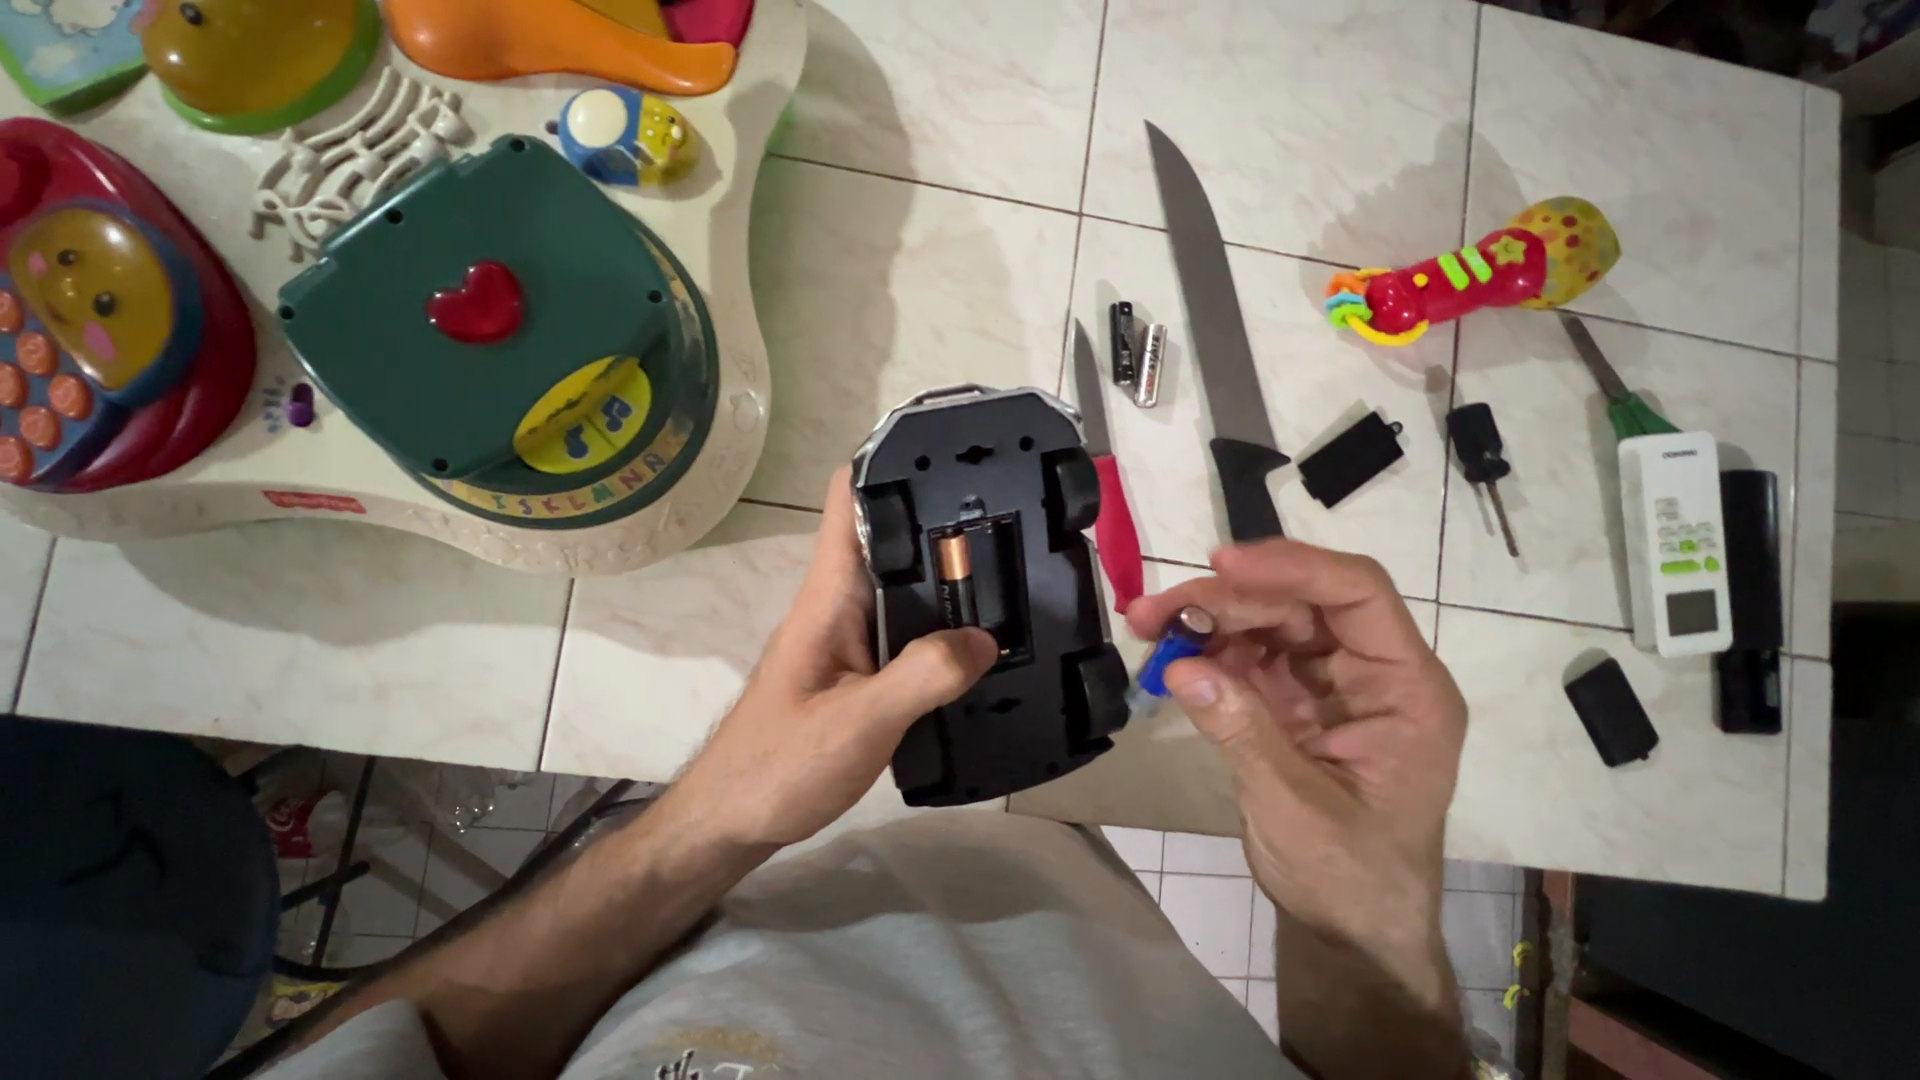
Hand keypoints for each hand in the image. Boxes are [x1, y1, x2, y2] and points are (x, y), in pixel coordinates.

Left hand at [669, 468, 998, 849]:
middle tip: (1014, 510)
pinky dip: (943, 626)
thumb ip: (921, 678)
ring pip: (903, 587)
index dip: (890, 462)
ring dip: (949, 576)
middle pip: (891, 538)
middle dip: (943, 519)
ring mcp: (849, 638)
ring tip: (1016, 567)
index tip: (948, 448)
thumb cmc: (779, 766)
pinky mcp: (860, 671)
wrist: (733, 819)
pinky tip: (982, 640)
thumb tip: (985, 639)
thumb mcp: (857, 723)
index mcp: (828, 596)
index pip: (849, 501)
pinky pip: (907, 631)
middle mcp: (839, 605)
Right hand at [1125, 540, 1466, 983]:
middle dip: (1224, 598)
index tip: (1222, 564)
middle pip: (1296, 604)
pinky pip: (1243, 657)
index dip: (1293, 567)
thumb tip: (1180, 665)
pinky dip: (1203, 650)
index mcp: (1404, 688)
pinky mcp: (1287, 701)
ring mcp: (1323, 684)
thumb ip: (1242, 731)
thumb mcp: (1297, 807)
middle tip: (1154, 609)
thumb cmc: (1350, 876)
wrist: (1347, 929)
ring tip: (1146, 623)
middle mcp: (1367, 672)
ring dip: (1205, 618)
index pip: (1356, 595)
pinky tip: (1166, 653)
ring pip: (1264, 623)